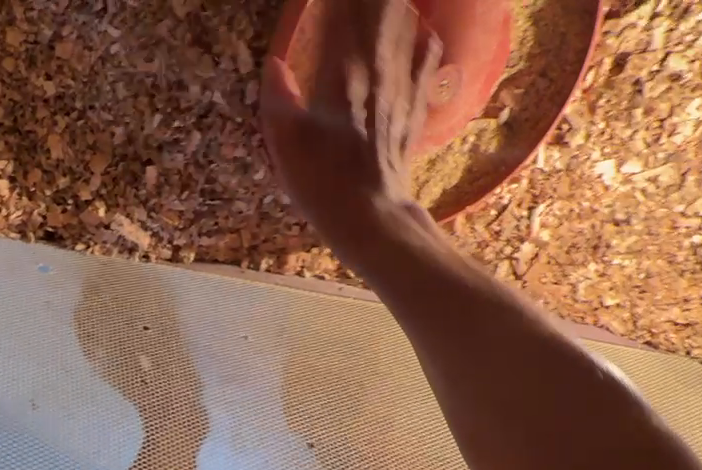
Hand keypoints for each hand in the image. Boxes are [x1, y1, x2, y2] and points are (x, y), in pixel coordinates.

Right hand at [261, 0, 442, 255]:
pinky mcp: (413, 116)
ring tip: (395, 0)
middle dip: (374, 2)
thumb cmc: (322, 182)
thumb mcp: (286, 144)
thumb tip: (273, 65)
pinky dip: (426, 48)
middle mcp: (376, 74)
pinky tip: (428, 36)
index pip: (342, 17)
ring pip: (404, 35)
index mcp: (341, 75)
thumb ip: (278, 99)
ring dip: (398, 11)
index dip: (338, 1)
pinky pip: (425, 70)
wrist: (370, 216)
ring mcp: (399, 94)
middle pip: (379, 18)